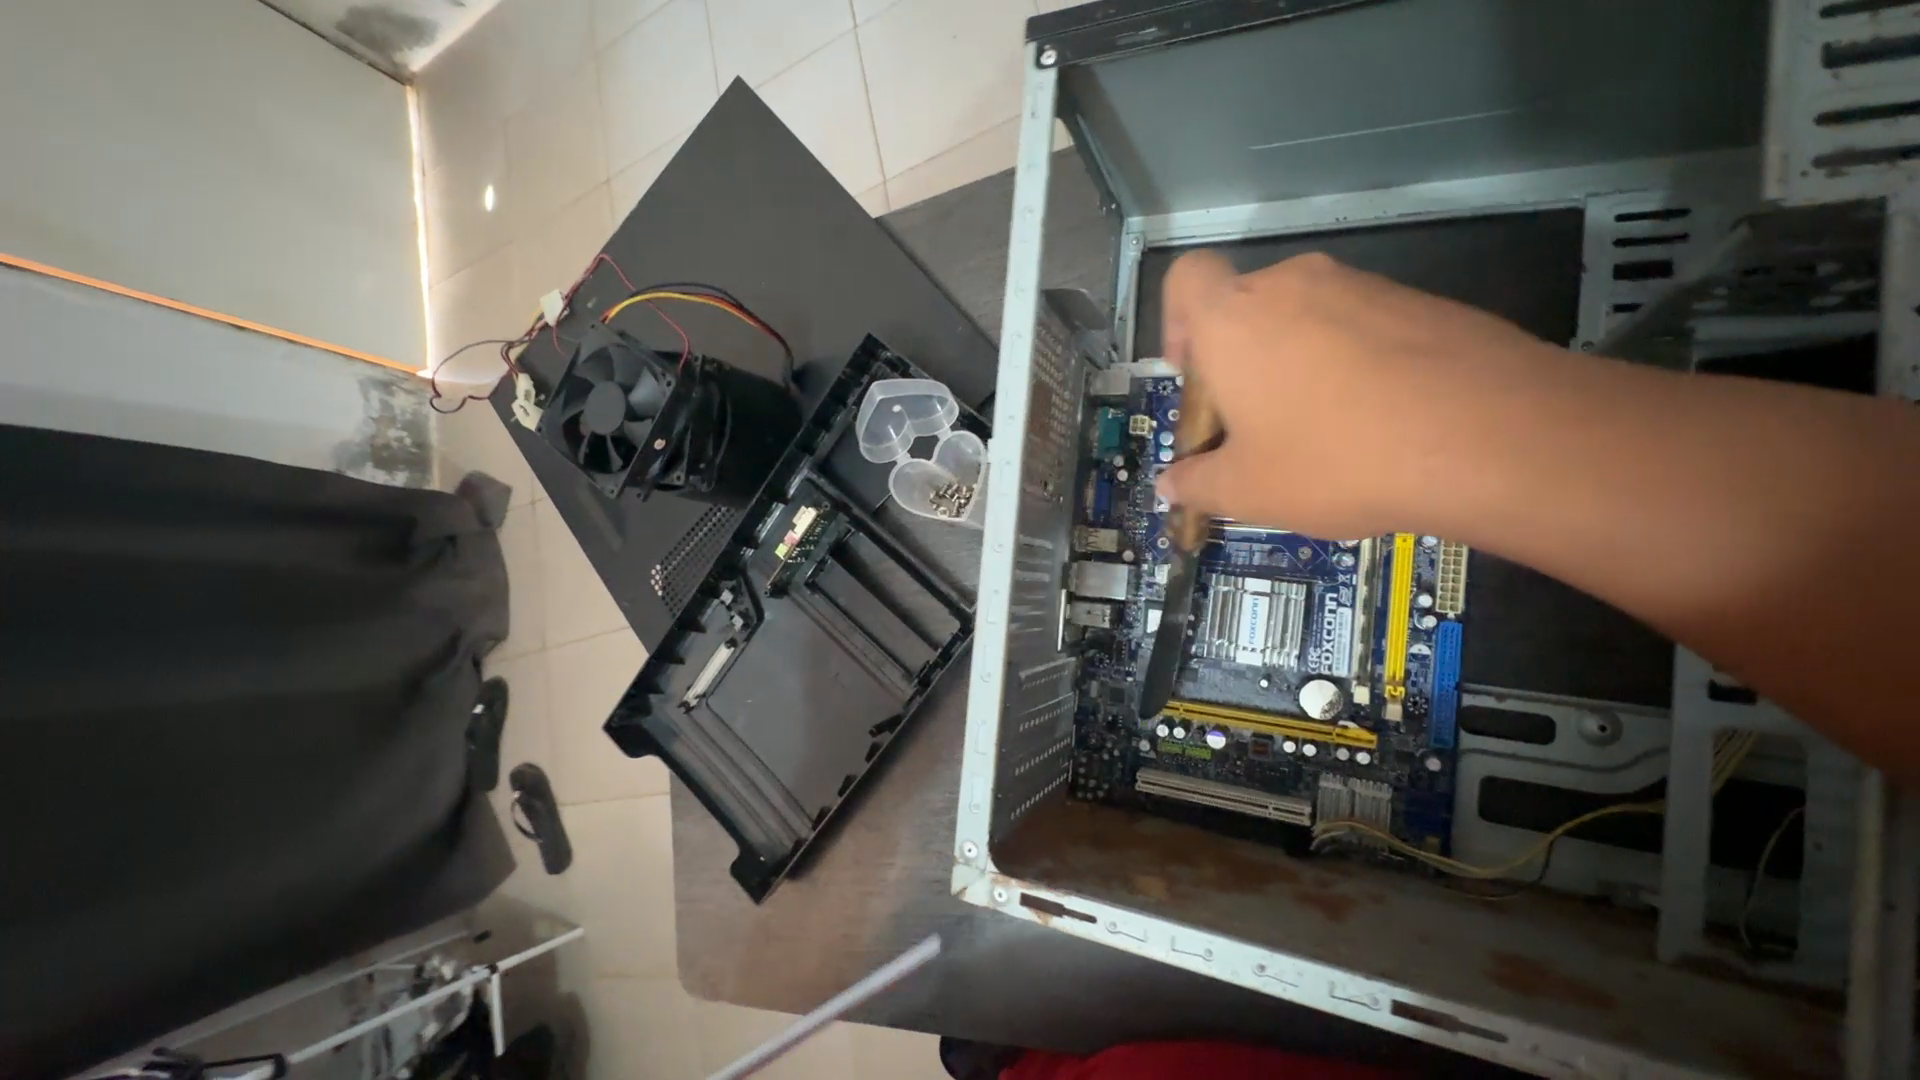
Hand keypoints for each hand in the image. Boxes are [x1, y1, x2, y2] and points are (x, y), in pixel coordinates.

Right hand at [1154, 250, 1560, 539]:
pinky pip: (1362, 328)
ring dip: (1297, 364)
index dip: (1176, 323)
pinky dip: (1353, 365)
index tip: (1194, 376)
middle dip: (1239, 361)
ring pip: (1306, 318)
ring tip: (1321, 432)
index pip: (1185, 278)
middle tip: (1253, 424)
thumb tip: (1171, 487)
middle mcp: (1292, 285)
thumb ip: (1197, 484)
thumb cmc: (1334, 458)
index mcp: (1233, 319)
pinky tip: (1376, 422)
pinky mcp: (1420, 301)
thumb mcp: (1248, 490)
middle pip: (1246, 308)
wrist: (1487, 436)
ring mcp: (1363, 287)